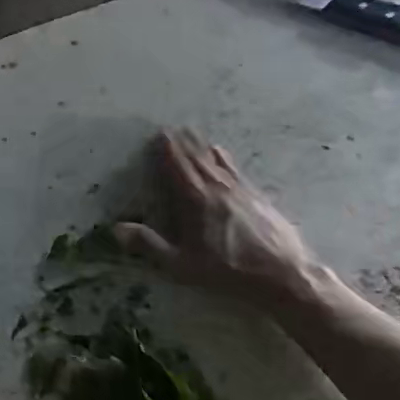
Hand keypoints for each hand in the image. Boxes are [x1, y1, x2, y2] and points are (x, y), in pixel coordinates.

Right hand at [115, 130, 330, 305]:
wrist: (282, 271)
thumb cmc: (228, 270)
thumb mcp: (182, 264)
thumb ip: (150, 245)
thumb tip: (117, 229)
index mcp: (196, 200)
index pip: (178, 167)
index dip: (168, 151)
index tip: (159, 135)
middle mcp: (218, 187)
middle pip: (197, 158)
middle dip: (184, 143)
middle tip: (174, 128)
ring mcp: (241, 189)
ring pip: (217, 160)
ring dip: (203, 146)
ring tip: (195, 134)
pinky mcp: (257, 196)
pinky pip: (235, 168)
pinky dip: (224, 158)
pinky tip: (223, 155)